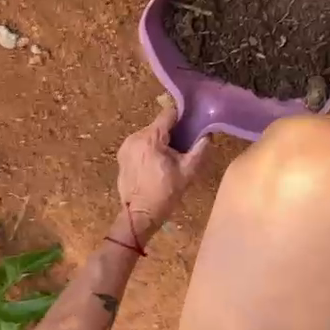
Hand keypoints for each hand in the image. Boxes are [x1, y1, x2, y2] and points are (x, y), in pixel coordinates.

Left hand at [116, 100, 210, 231]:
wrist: (139, 215)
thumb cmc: (165, 193)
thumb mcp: (188, 171)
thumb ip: (199, 149)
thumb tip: (208, 134)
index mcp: (150, 138)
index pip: (168, 114)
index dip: (182, 115)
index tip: (193, 120)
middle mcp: (135, 137)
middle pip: (158, 125)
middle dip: (172, 132)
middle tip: (185, 144)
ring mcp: (126, 147)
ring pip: (149, 135)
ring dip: (160, 141)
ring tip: (171, 156)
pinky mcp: (122, 156)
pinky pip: (140, 145)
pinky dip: (150, 149)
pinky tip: (157, 163)